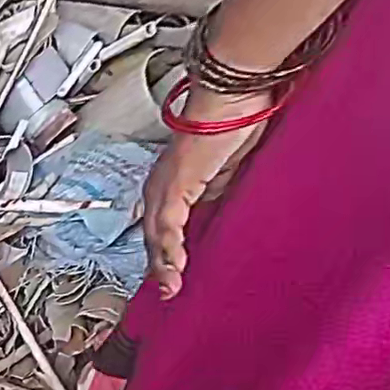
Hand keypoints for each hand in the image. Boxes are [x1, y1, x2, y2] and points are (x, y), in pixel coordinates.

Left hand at [140, 87, 270, 298]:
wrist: (236, 97)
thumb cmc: (236, 124)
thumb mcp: (226, 173)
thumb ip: (216, 195)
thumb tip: (218, 216)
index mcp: (168, 188)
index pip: (161, 230)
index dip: (164, 256)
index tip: (171, 279)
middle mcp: (158, 191)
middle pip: (153, 238)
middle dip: (159, 268)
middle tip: (168, 292)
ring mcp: (161, 190)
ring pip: (156, 237)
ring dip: (164, 265)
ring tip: (171, 288)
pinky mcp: (173, 188)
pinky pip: (168, 226)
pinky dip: (170, 249)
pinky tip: (174, 268)